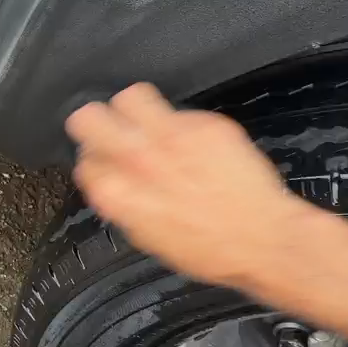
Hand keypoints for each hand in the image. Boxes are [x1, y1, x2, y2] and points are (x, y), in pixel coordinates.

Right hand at [65, 83, 315, 289]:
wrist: (263, 239)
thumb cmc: (208, 248)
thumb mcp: (145, 236)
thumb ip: (120, 202)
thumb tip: (111, 184)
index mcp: (116, 193)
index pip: (83, 161)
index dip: (94, 163)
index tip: (105, 166)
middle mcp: (137, 159)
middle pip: (88, 118)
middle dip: (95, 124)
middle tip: (108, 131)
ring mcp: (170, 136)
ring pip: (129, 98)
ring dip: (131, 110)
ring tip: (144, 124)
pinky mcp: (204, 124)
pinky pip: (178, 109)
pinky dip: (179, 123)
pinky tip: (190, 143)